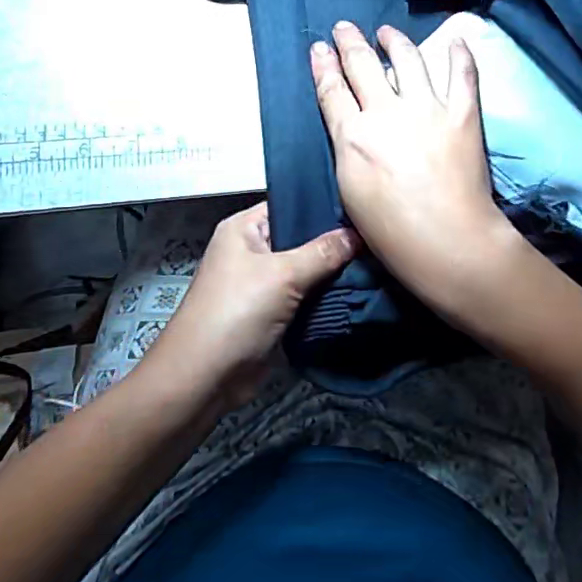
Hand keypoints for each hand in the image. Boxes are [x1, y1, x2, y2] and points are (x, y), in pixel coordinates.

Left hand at [139, 202, 355, 408]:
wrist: (206, 377)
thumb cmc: (236, 312)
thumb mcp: (283, 274)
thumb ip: (323, 252)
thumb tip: (358, 234)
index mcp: (244, 228)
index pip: (290, 204)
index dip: (323, 205)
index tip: (362, 206)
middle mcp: (253, 250)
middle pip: (302, 238)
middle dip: (335, 241)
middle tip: (375, 236)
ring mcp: (263, 282)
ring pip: (307, 269)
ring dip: (334, 271)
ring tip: (375, 261)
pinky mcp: (273, 311)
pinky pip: (306, 295)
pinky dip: (326, 295)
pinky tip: (359, 289)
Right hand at [310, 22, 517, 313]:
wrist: (447, 240)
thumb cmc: (391, 231)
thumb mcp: (350, 191)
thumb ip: (348, 152)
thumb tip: (352, 130)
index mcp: (353, 136)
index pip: (332, 91)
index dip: (323, 66)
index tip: (319, 48)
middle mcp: (386, 113)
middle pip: (362, 66)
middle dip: (349, 42)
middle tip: (344, 28)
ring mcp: (427, 109)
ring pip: (407, 59)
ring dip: (394, 40)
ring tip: (387, 32)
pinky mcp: (462, 114)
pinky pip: (462, 75)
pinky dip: (459, 55)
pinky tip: (455, 40)